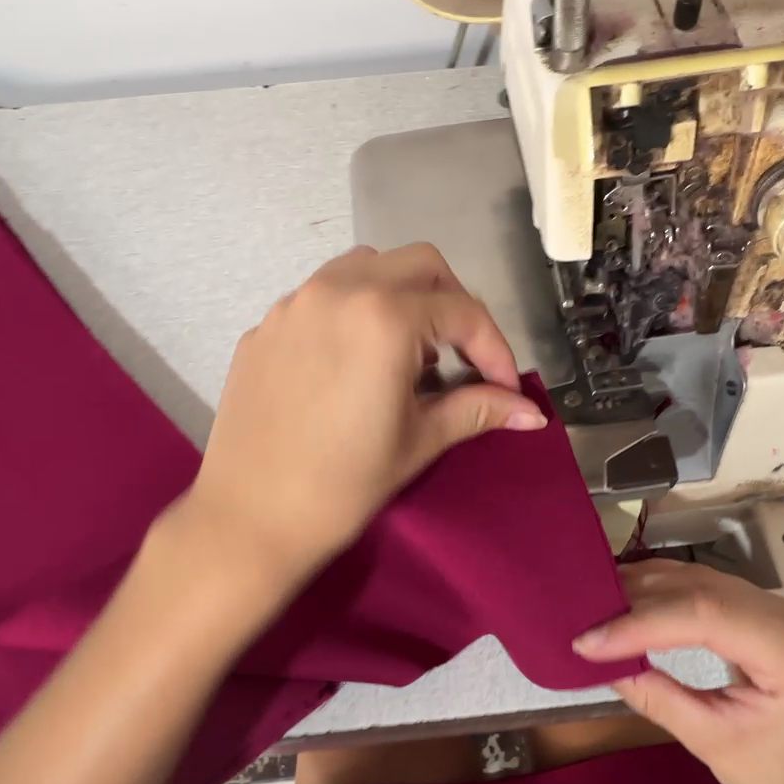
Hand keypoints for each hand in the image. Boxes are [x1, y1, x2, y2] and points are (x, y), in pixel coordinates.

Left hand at [187, 243, 544, 574]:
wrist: (250, 518)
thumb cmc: (343, 486)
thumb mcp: (419, 442)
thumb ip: (478, 410)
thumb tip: (533, 413)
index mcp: (384, 319)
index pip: (462, 312)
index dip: (496, 349)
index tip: (506, 387)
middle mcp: (337, 291)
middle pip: (420, 265)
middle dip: (454, 305)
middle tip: (463, 358)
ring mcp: (294, 304)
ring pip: (367, 268)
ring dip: (403, 297)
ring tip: (410, 355)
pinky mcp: (265, 327)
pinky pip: (322, 297)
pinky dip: (355, 314)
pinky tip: (356, 366)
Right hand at [573, 560, 783, 783]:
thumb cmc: (779, 783)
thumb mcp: (711, 742)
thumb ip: (656, 694)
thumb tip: (597, 661)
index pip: (707, 614)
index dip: (642, 621)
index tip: (589, 640)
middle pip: (706, 590)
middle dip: (639, 600)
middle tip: (583, 613)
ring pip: (708, 582)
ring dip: (650, 591)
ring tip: (599, 603)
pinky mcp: (783, 610)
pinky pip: (718, 591)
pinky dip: (672, 595)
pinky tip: (635, 600)